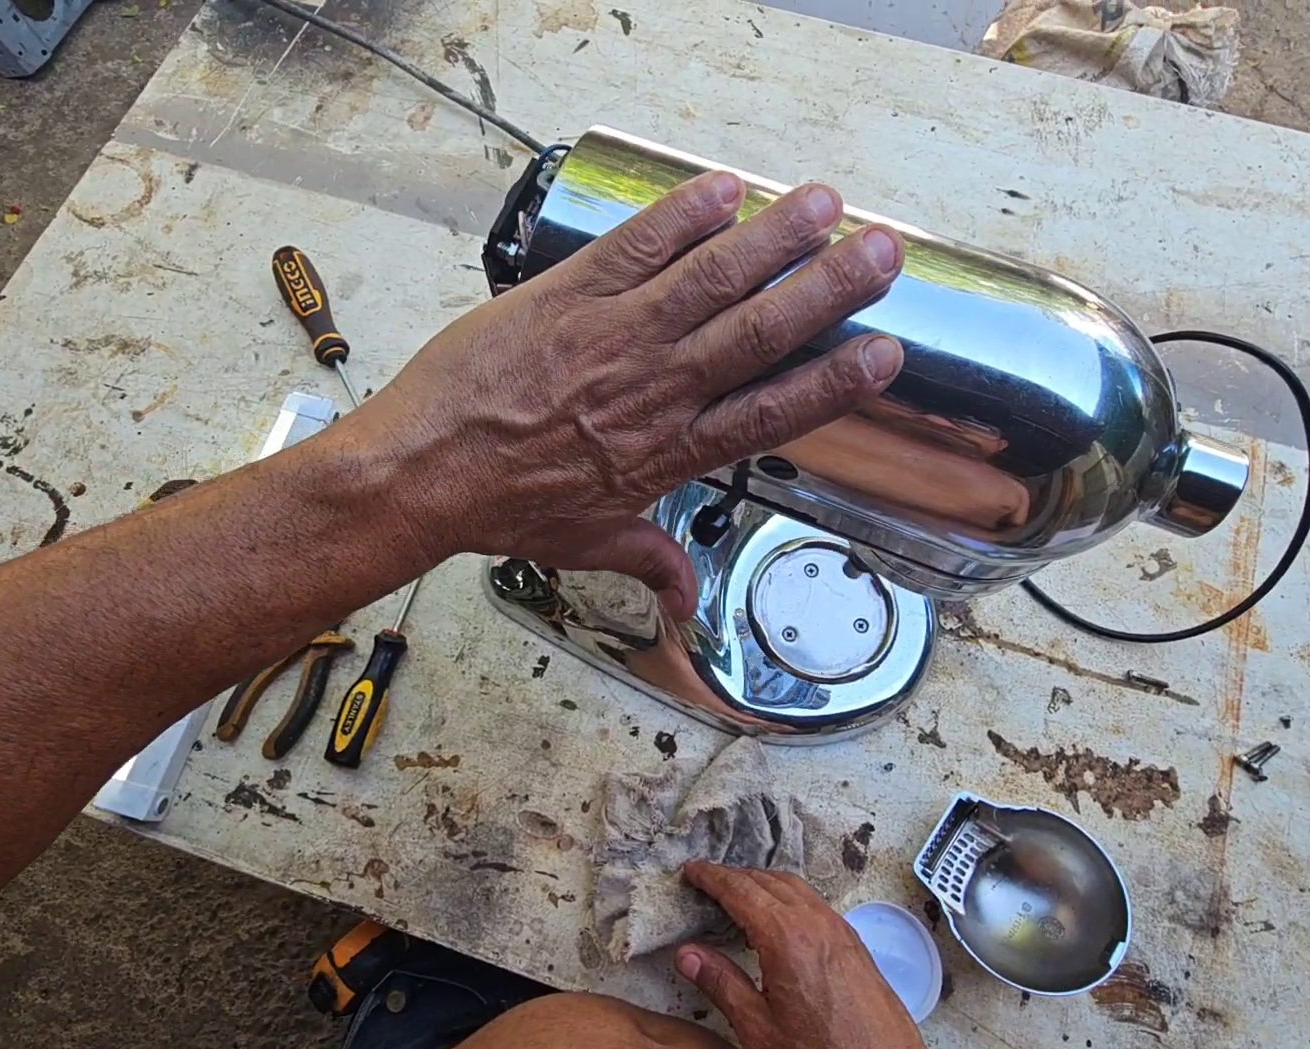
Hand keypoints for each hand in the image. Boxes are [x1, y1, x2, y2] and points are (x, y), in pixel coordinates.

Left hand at [352, 172, 905, 614]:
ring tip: (822, 203)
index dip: (832, 382)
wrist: (426, 469)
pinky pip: (634, 248)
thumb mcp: (585, 544)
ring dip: (771, 239)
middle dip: (826, 290)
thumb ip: (648, 560)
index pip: (770, 413)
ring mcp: (612, 336)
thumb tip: (686, 599)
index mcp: (667, 451)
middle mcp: (654, 389)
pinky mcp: (565, 297)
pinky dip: (680, 216)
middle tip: (880, 254)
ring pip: (708, 280)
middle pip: (757, 334)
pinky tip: (721, 189)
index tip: (884, 354)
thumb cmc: (505, 506)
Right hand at [675, 862, 945, 1048]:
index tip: (691, 870)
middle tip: (706, 882)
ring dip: (760, 881)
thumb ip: (721, 984)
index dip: (710, 876)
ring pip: (791, 884)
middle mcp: (813, 919)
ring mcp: (837, 926)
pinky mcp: (852, 939)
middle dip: (732, 876)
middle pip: (764, 879)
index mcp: (785, 935)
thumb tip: (685, 954)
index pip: (738, 889)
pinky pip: (811, 899)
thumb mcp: (759, 1028)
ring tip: (737, 895)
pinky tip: (777, 916)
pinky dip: (785, 894)